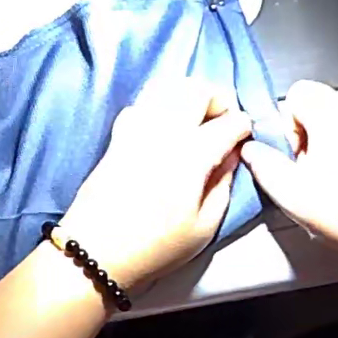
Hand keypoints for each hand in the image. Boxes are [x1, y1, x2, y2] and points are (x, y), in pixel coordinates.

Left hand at [57, 81, 251, 290]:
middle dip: (218, 99)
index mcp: (191, 154)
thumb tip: (231, 157)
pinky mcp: (117, 135)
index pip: (230, 121)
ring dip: (188, 96)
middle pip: (198, 88)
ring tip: (195, 120)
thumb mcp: (204, 227)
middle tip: (221, 123)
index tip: (242, 142)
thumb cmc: (154, 248)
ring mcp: (136, 128)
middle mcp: (164, 130)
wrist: (95, 252)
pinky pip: (143, 102)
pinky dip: (161, 104)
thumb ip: (223, 185)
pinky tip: (165, 129)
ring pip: (168, 85)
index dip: (243, 128)